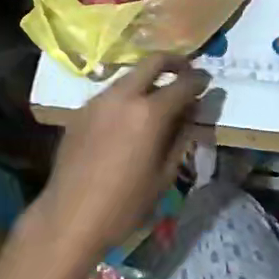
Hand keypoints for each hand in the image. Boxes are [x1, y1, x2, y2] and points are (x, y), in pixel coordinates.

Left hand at [26, 55, 207, 266]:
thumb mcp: (164, 175)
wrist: (70, 216)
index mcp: (149, 112)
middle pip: (152, 62)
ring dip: (148, 78)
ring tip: (159, 96)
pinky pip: (110, 93)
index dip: (199, 80)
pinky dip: (127, 94)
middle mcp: (123, 96)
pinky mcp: (80, 111)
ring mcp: (98, 100)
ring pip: (128, 76)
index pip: (183, 84)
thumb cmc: (125, 204)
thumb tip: (192, 113)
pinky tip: (130, 115)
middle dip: (173, 62)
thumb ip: (181, 137)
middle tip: (186, 71)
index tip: (207, 81)